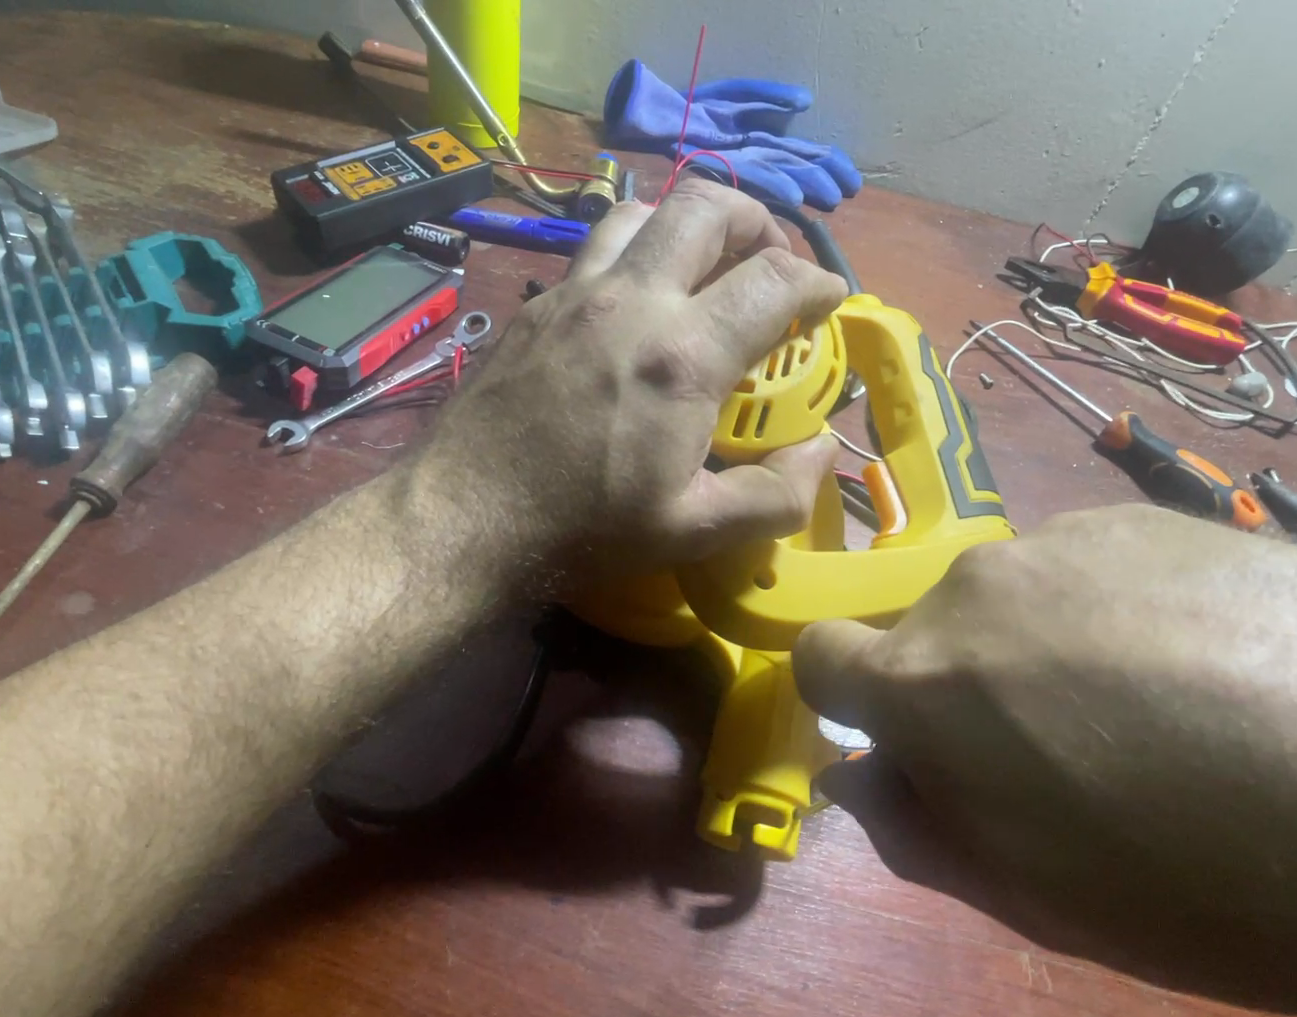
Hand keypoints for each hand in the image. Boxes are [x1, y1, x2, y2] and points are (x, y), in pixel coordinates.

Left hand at [414, 179, 846, 583]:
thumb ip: (775, 495)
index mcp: (682, 355)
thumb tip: (822, 452)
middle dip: (756, 222)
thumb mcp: (694, 531)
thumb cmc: (584, 528)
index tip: (829, 302)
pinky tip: (633, 308)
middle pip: (706, 207)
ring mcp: (575, 295)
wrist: (467, 517)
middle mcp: (631, 301)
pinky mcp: (535, 307)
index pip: (773, 280)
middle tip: (769, 262)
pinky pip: (594, 251)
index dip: (818, 283)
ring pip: (642, 211)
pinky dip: (633, 256)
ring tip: (702, 268)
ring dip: (687, 226)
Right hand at [792, 503, 1296, 1016]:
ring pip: (1005, 599)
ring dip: (1036, 647)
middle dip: (959, 686)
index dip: (847, 699)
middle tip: (1062, 751)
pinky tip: (1209, 659)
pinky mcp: (1146, 514)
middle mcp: (972, 588)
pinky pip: (1080, 566)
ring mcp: (1061, 538)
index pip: (819, 654)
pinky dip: (1107, 609)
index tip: (905, 741)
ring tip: (1154, 705)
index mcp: (924, 683)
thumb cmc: (1216, 883)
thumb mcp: (1037, 898)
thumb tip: (861, 778)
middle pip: (923, 633)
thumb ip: (917, 829)